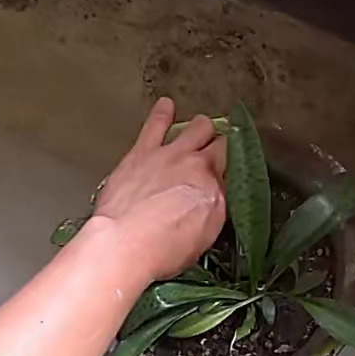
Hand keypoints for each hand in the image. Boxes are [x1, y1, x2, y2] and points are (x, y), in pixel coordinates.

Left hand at [86, 98, 226, 284]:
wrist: (123, 241)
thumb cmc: (159, 250)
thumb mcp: (201, 239)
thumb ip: (211, 212)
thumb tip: (212, 202)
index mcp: (215, 190)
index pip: (231, 173)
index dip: (230, 171)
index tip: (229, 173)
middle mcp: (197, 167)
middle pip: (219, 145)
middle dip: (220, 146)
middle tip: (218, 148)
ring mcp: (170, 155)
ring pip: (196, 127)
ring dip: (201, 127)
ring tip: (202, 125)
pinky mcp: (142, 152)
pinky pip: (156, 124)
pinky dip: (163, 112)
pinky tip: (166, 105)